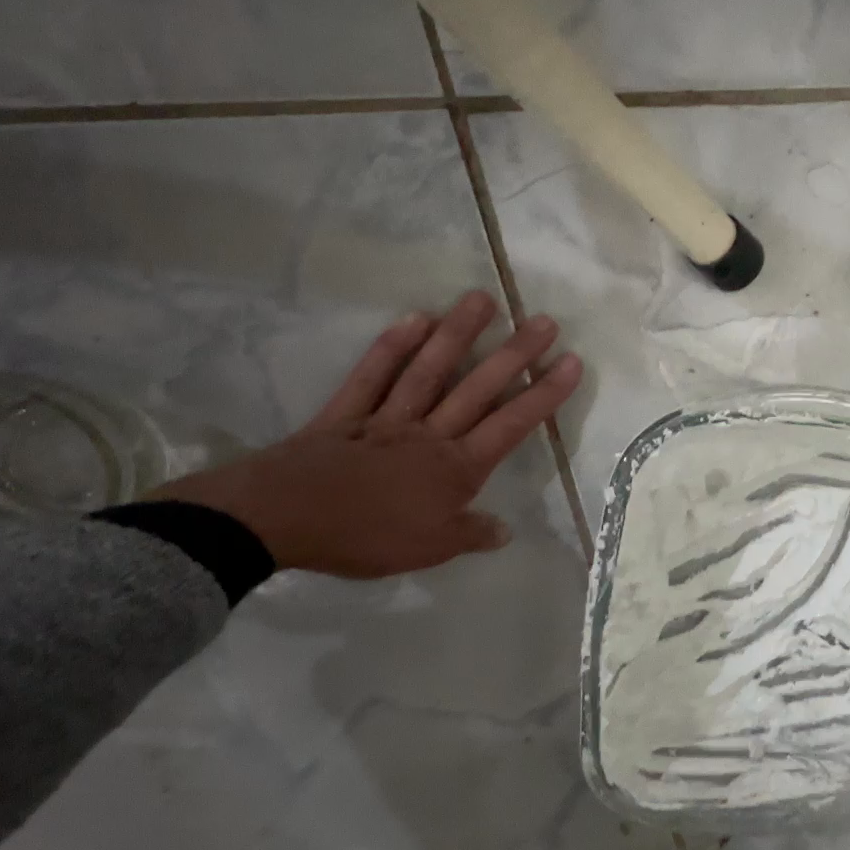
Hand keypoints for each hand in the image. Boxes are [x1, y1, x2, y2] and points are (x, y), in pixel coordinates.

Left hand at [153, 290, 581, 578]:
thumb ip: (472, 533)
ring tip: (482, 300)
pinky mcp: (345, 414)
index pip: (511, 425)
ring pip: (429, 371)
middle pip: (478, 389)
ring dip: (458, 335)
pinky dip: (391, 347)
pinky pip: (372, 376)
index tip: (570, 363)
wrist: (279, 522)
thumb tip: (504, 529)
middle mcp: (430, 434)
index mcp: (456, 468)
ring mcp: (386, 419)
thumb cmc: (366, 538)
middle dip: (515, 354)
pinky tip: (413, 319)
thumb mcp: (432, 549)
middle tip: (543, 321)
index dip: (544, 394)